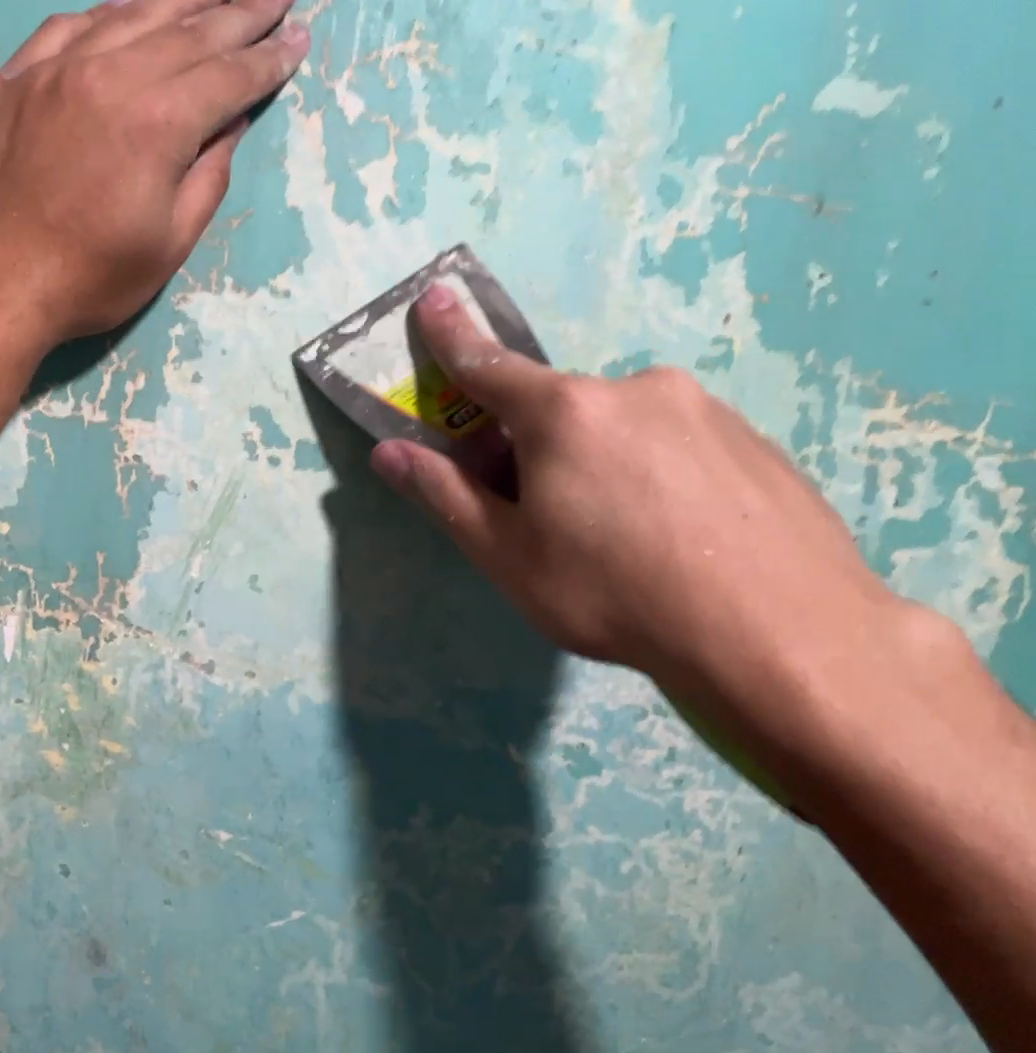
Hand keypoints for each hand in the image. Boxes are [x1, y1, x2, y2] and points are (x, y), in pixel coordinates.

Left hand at [0, 0, 308, 341]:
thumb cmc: (88, 279)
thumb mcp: (169, 245)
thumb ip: (208, 177)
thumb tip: (229, 122)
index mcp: (158, 121)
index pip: (229, 75)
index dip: (268, 58)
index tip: (297, 40)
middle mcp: (111, 75)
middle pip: (190, 31)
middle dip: (241, 14)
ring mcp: (56, 70)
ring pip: (132, 14)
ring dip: (182, 2)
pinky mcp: (14, 79)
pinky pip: (70, 26)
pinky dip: (109, 14)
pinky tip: (129, 13)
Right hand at [371, 285, 914, 697]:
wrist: (786, 633)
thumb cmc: (616, 593)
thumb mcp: (508, 555)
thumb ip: (445, 495)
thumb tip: (387, 452)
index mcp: (564, 414)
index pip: (487, 365)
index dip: (452, 335)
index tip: (434, 297)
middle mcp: (634, 390)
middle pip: (556, 409)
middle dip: (533, 447)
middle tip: (542, 516)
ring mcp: (702, 409)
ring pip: (618, 427)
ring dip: (596, 463)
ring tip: (619, 538)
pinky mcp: (752, 437)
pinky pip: (673, 442)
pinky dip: (652, 473)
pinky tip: (671, 535)